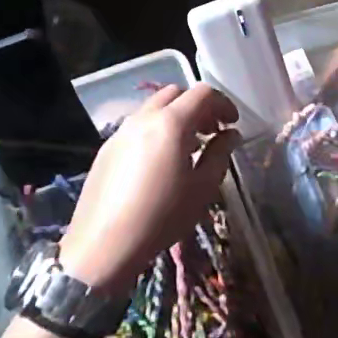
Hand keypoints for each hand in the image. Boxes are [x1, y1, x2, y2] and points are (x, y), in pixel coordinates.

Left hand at [58, 84, 240, 294]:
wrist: (104, 243)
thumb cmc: (162, 216)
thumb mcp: (202, 187)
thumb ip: (220, 154)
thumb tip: (230, 134)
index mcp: (171, 123)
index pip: (202, 93)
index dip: (223, 103)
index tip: (233, 123)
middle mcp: (144, 118)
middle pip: (175, 93)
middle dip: (197, 106)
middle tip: (211, 131)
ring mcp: (121, 131)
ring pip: (153, 107)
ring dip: (175, 116)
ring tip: (187, 147)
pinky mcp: (107, 147)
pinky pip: (137, 126)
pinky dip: (155, 129)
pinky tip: (159, 161)